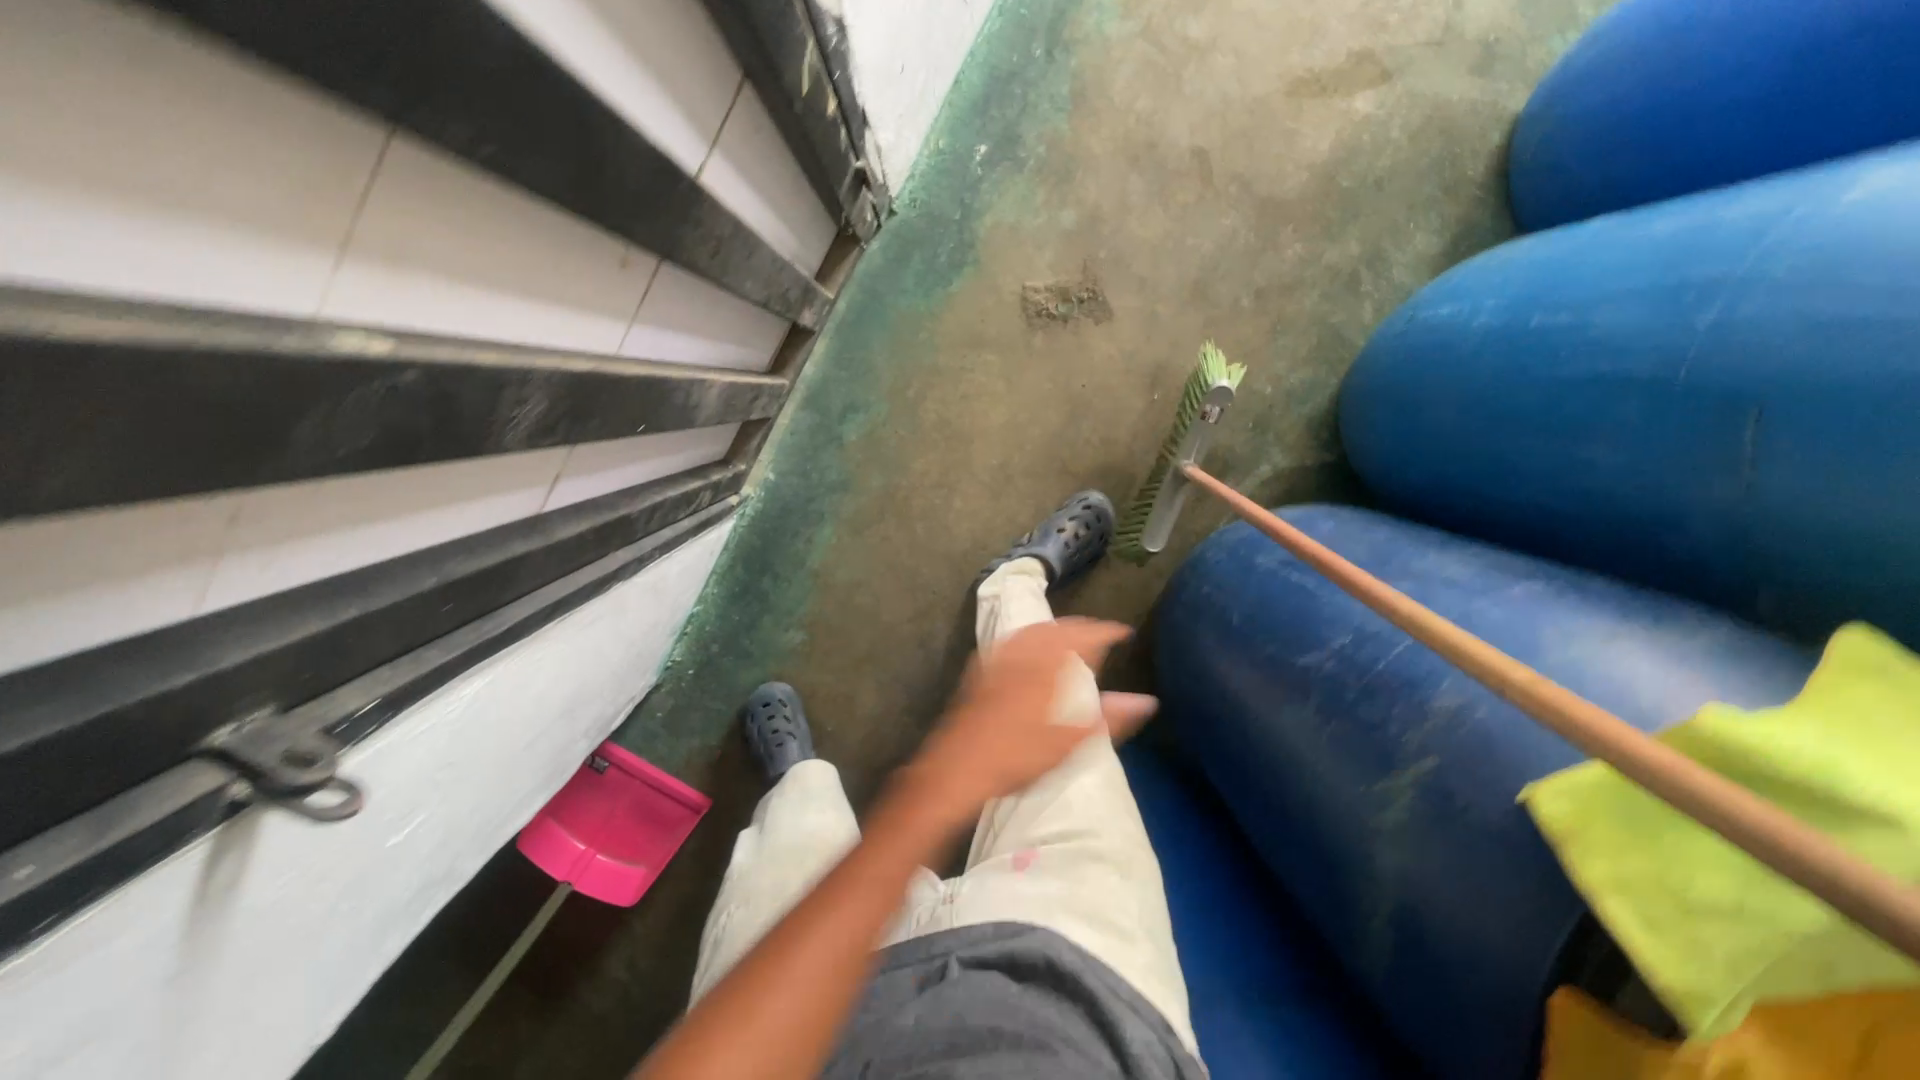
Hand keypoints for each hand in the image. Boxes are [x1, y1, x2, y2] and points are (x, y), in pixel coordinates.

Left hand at [905, 618, 1157, 817]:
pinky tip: (1026, 648)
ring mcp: (996, 662)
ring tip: (1068, 633)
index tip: (1123, 632)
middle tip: (1098, 632)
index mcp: (1046, 668)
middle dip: (1079, 626)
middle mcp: (1021, 657)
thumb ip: (1110, 718)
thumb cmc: (1016, 759)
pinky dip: (1026, 637)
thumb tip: (1146, 701)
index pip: (1082, 637)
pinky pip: (1008, 642)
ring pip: (1029, 631)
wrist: (956, 769)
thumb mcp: (1069, 743)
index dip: (1105, 631)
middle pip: (1054, 628)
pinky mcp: (978, 673)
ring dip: (1052, 628)